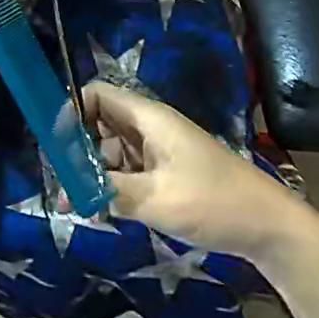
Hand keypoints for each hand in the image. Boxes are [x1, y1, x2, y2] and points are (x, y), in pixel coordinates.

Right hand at [80, 81, 307, 258]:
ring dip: (93, 169)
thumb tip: (68, 194)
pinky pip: (128, 168)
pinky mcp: (166, 171)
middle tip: (58, 181)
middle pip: (102, 121)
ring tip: (72, 201)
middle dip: (77, 146)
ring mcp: (159, 149)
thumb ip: (110, 192)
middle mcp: (151, 127)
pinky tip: (99, 207)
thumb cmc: (211, 201)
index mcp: (150, 118)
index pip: (99, 94)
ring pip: (113, 148)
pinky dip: (112, 182)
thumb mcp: (156, 199)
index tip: (53, 146)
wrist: (265, 223)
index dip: (72, 111)